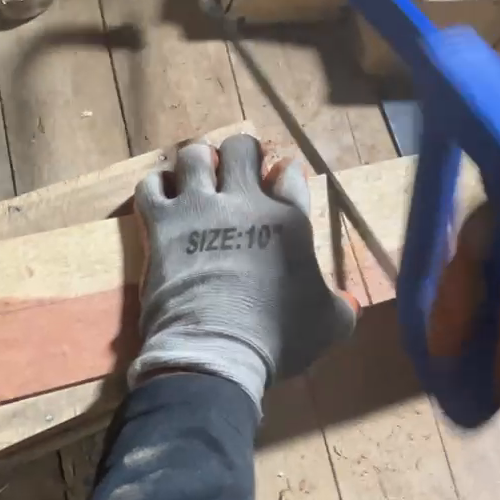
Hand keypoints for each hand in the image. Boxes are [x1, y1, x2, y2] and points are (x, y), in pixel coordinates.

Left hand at [128, 134, 356, 410]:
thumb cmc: (277, 340)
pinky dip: (156, 187)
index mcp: (289, 220)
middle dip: (237, 156)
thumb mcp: (329, 326)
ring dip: (194, 164)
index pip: (288, 175)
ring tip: (194, 181)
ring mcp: (199, 208)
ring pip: (193, 156)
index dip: (282, 175)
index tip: (276, 184)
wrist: (216, 351)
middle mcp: (244, 202)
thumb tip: (348, 303)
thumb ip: (341, 306)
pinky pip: (151, 185)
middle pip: (240, 148)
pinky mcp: (160, 224)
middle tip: (232, 175)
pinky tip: (162, 199)